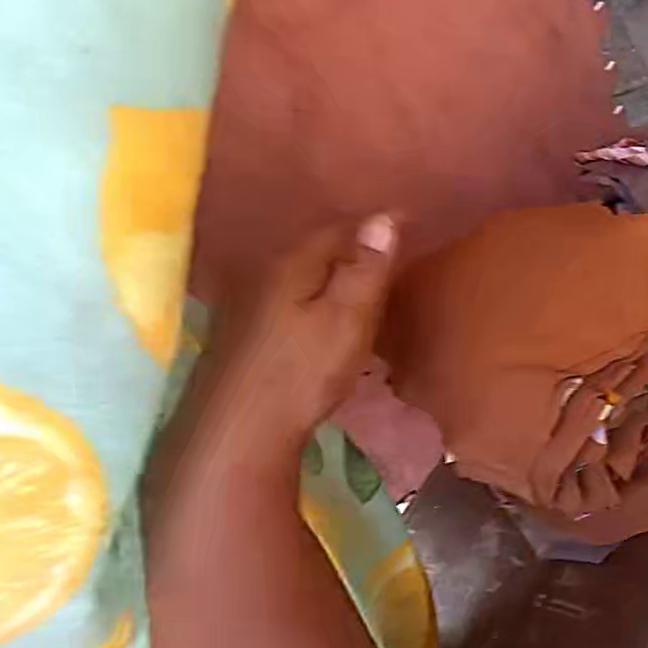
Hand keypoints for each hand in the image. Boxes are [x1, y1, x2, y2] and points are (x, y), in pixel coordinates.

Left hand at [198, 214, 397, 461]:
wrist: (240, 428)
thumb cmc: (304, 371)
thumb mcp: (347, 319)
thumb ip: (365, 271)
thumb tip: (383, 219)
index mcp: (293, 265)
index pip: (338, 229)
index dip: (373, 225)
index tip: (407, 221)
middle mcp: (265, 275)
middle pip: (315, 249)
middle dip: (352, 243)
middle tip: (390, 246)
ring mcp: (251, 305)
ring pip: (302, 274)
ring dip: (334, 270)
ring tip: (366, 276)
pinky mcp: (248, 333)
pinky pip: (292, 297)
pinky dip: (318, 294)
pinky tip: (327, 311)